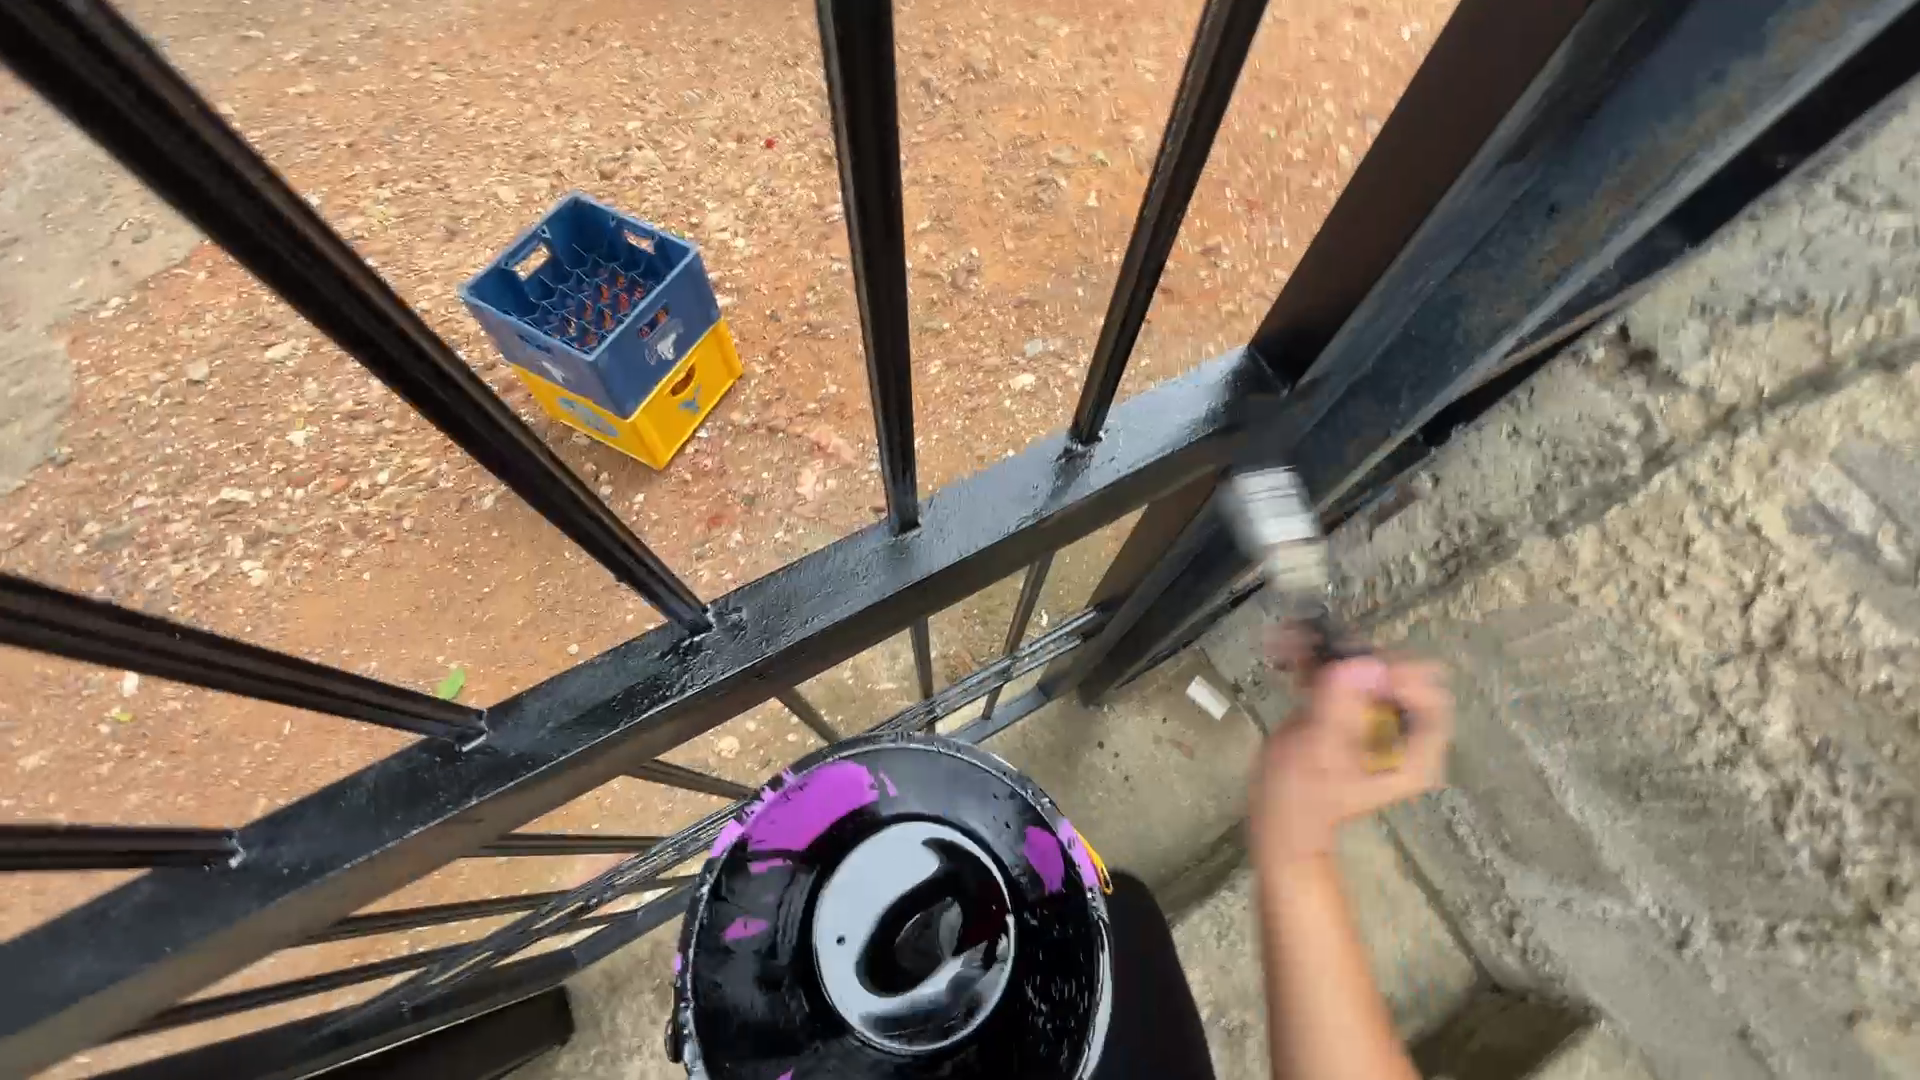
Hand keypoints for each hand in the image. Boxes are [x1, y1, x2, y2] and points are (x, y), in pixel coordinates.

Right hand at [1248, 654, 1452, 868]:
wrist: (1277, 819)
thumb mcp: (1318, 753)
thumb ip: (1339, 708)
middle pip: (1394, 674)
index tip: (1352, 665)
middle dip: (1353, 654)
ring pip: (1363, 667)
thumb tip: (1364, 664)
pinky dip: (1314, 659)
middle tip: (1312, 643)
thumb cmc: (1299, 798)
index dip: (1395, 675)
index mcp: (1414, 753)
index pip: (1429, 697)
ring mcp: (1373, 720)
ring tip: (1290, 639)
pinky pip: (1338, 674)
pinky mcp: (1346, 711)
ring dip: (1327, 649)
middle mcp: (1401, 731)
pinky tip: (1285, 649)